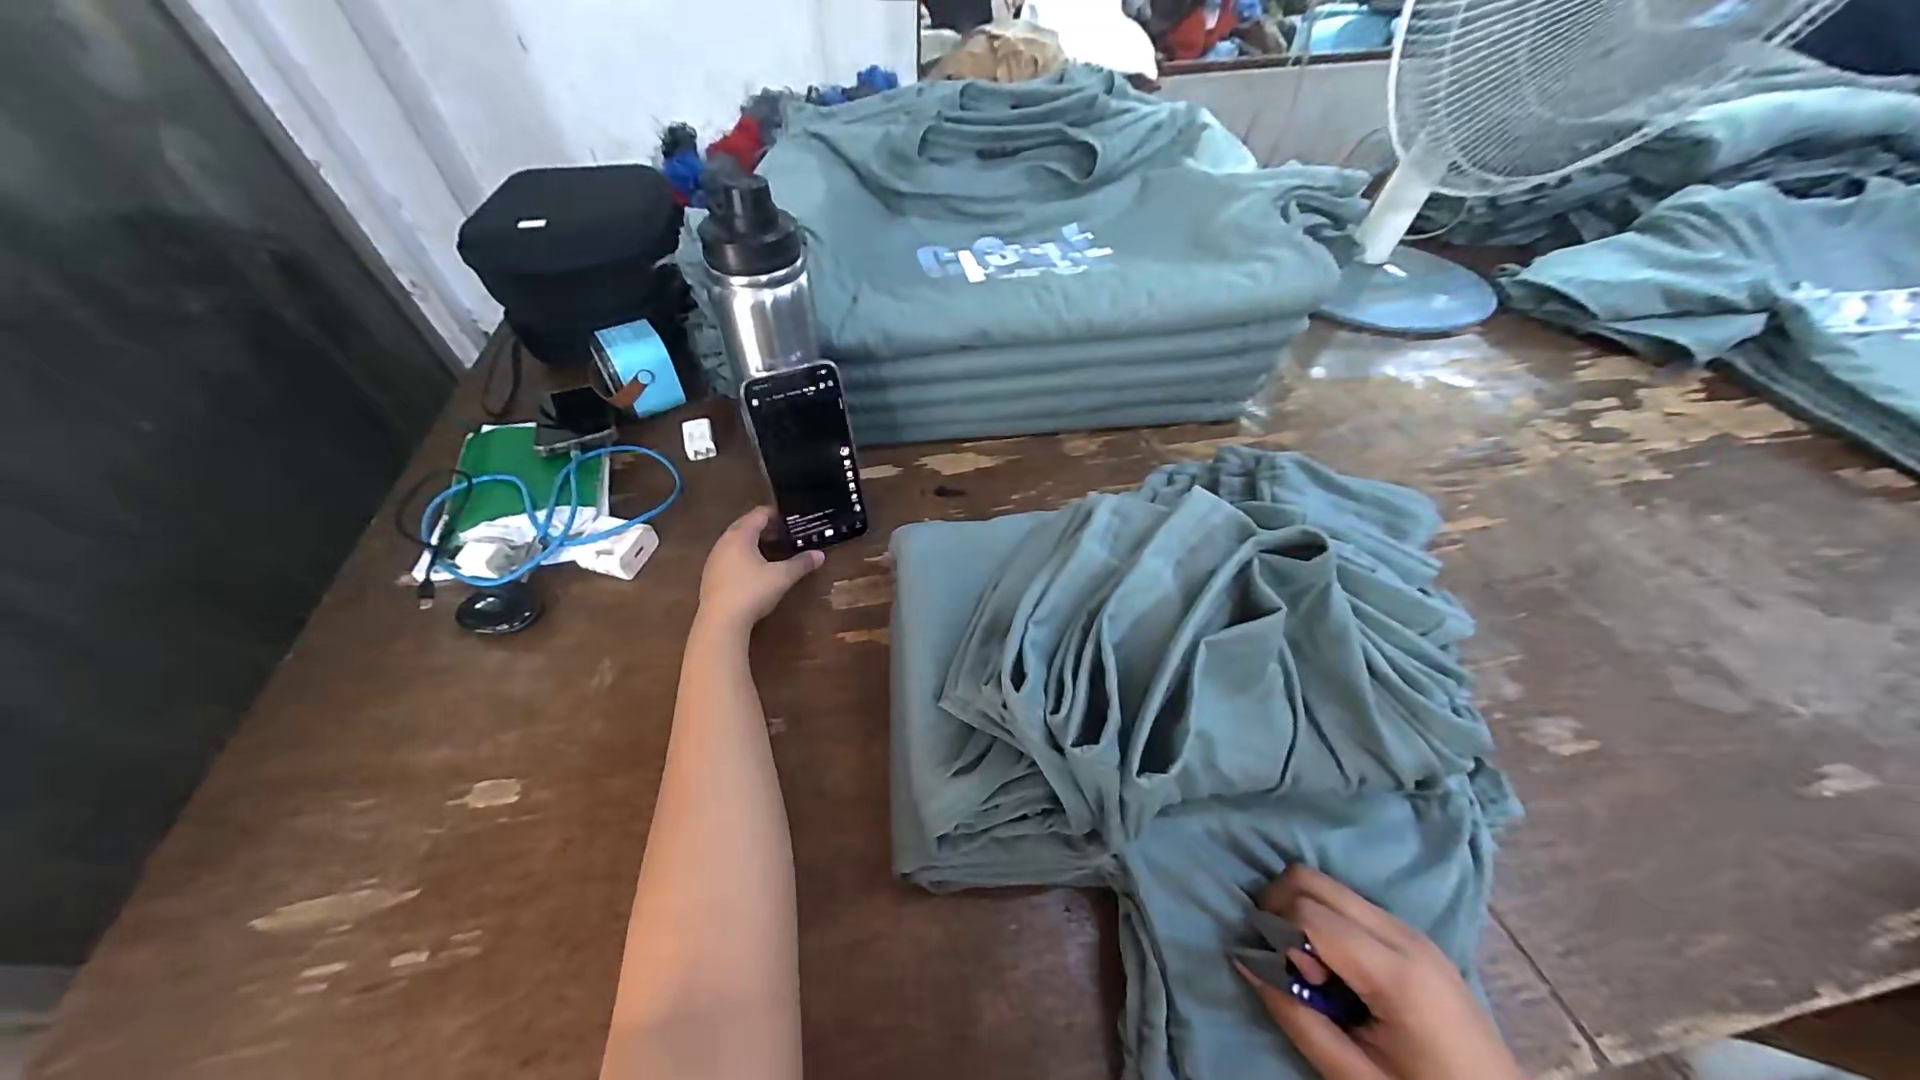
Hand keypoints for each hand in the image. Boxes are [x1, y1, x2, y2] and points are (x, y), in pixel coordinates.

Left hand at [695, 507, 824, 632]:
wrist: (721, 622)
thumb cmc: (752, 591)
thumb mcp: (782, 577)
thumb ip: (801, 563)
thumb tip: (820, 555)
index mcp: (741, 535)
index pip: (758, 514)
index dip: (775, 513)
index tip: (790, 518)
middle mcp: (724, 542)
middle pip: (744, 525)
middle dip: (763, 527)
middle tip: (783, 532)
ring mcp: (714, 559)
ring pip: (734, 541)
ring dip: (752, 541)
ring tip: (770, 549)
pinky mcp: (710, 575)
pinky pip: (728, 556)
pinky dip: (742, 555)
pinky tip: (753, 569)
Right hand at [1234, 865, 1523, 1079]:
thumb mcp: (1355, 1076)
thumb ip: (1296, 1016)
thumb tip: (1243, 958)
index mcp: (1395, 971)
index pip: (1307, 909)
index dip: (1279, 936)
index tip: (1291, 979)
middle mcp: (1402, 933)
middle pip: (1311, 878)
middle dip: (1278, 907)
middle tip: (1285, 960)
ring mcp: (1410, 929)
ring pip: (1326, 884)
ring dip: (1301, 913)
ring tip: (1313, 969)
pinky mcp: (1411, 935)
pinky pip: (1348, 903)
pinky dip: (1324, 920)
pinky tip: (1336, 968)